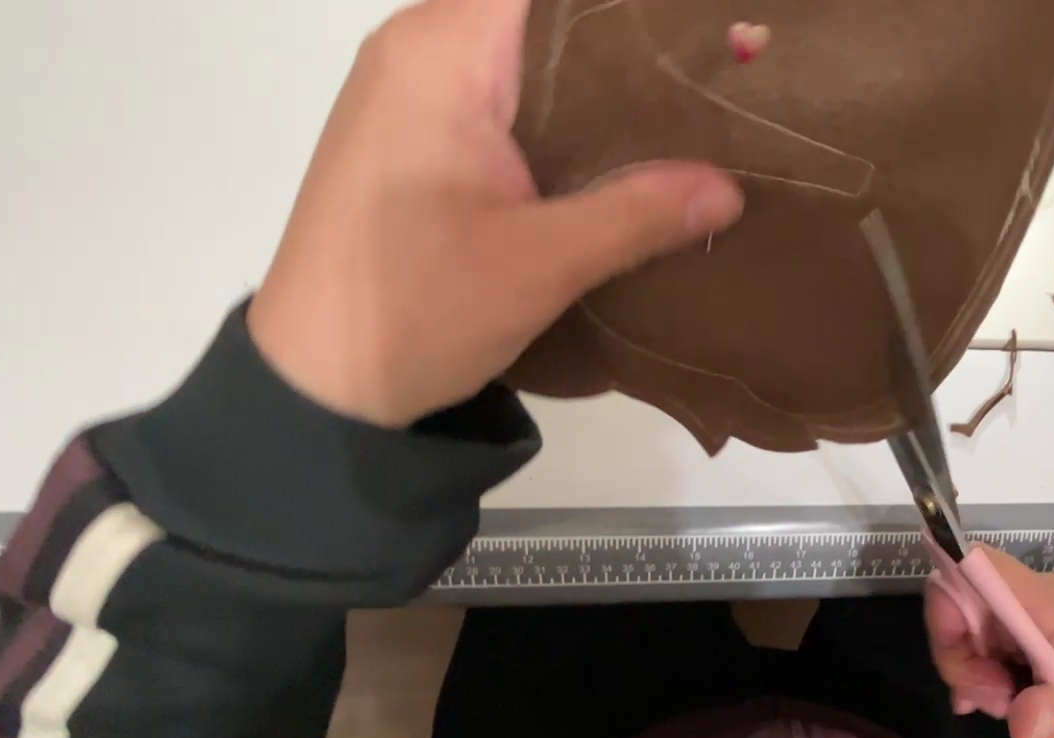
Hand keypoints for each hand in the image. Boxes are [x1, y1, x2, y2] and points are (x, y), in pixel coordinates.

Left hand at [249, 0, 744, 426]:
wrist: (324, 385)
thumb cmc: (420, 308)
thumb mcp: (541, 264)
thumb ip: (637, 215)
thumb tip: (730, 190)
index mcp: (445, 51)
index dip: (641, 19)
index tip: (715, 47)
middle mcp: (420, 52)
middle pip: (548, 30)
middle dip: (632, 68)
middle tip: (716, 97)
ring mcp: (411, 101)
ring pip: (528, 78)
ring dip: (598, 110)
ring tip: (681, 137)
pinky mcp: (414, 151)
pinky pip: (504, 118)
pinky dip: (560, 140)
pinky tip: (613, 176)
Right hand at [926, 547, 1053, 737]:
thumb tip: (1019, 722)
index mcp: (1046, 603)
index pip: (976, 565)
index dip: (948, 600)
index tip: (960, 653)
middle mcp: (1030, 598)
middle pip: (959, 602)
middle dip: (958, 655)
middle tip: (992, 701)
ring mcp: (1026, 614)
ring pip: (966, 626)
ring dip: (970, 670)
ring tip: (1006, 706)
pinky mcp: (1027, 632)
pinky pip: (982, 640)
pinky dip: (978, 671)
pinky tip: (999, 702)